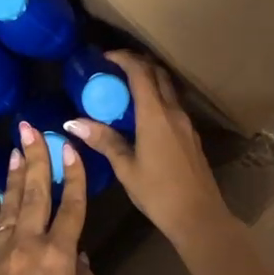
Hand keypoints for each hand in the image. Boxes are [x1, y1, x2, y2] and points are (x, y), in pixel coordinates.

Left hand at [0, 121, 97, 274]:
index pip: (72, 205)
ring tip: (16, 149)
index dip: (75, 175)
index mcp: (60, 256)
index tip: (71, 148)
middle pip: (36, 194)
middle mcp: (29, 245)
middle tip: (31, 129)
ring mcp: (1, 254)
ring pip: (10, 206)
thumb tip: (76, 257)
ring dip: (14, 176)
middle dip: (36, 159)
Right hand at [65, 51, 231, 245]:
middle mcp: (173, 112)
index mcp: (155, 115)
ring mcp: (185, 123)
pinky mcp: (190, 135)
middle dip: (137, 64)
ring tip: (125, 89)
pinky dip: (157, 99)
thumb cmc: (159, 193)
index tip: (105, 58)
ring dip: (149, 80)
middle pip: (158, 74)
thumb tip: (73, 122)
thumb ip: (104, 141)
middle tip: (114, 69)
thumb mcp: (126, 168)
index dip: (123, 59)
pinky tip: (142, 115)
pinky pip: (172, 105)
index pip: (140, 73)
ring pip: (168, 89)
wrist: (199, 216)